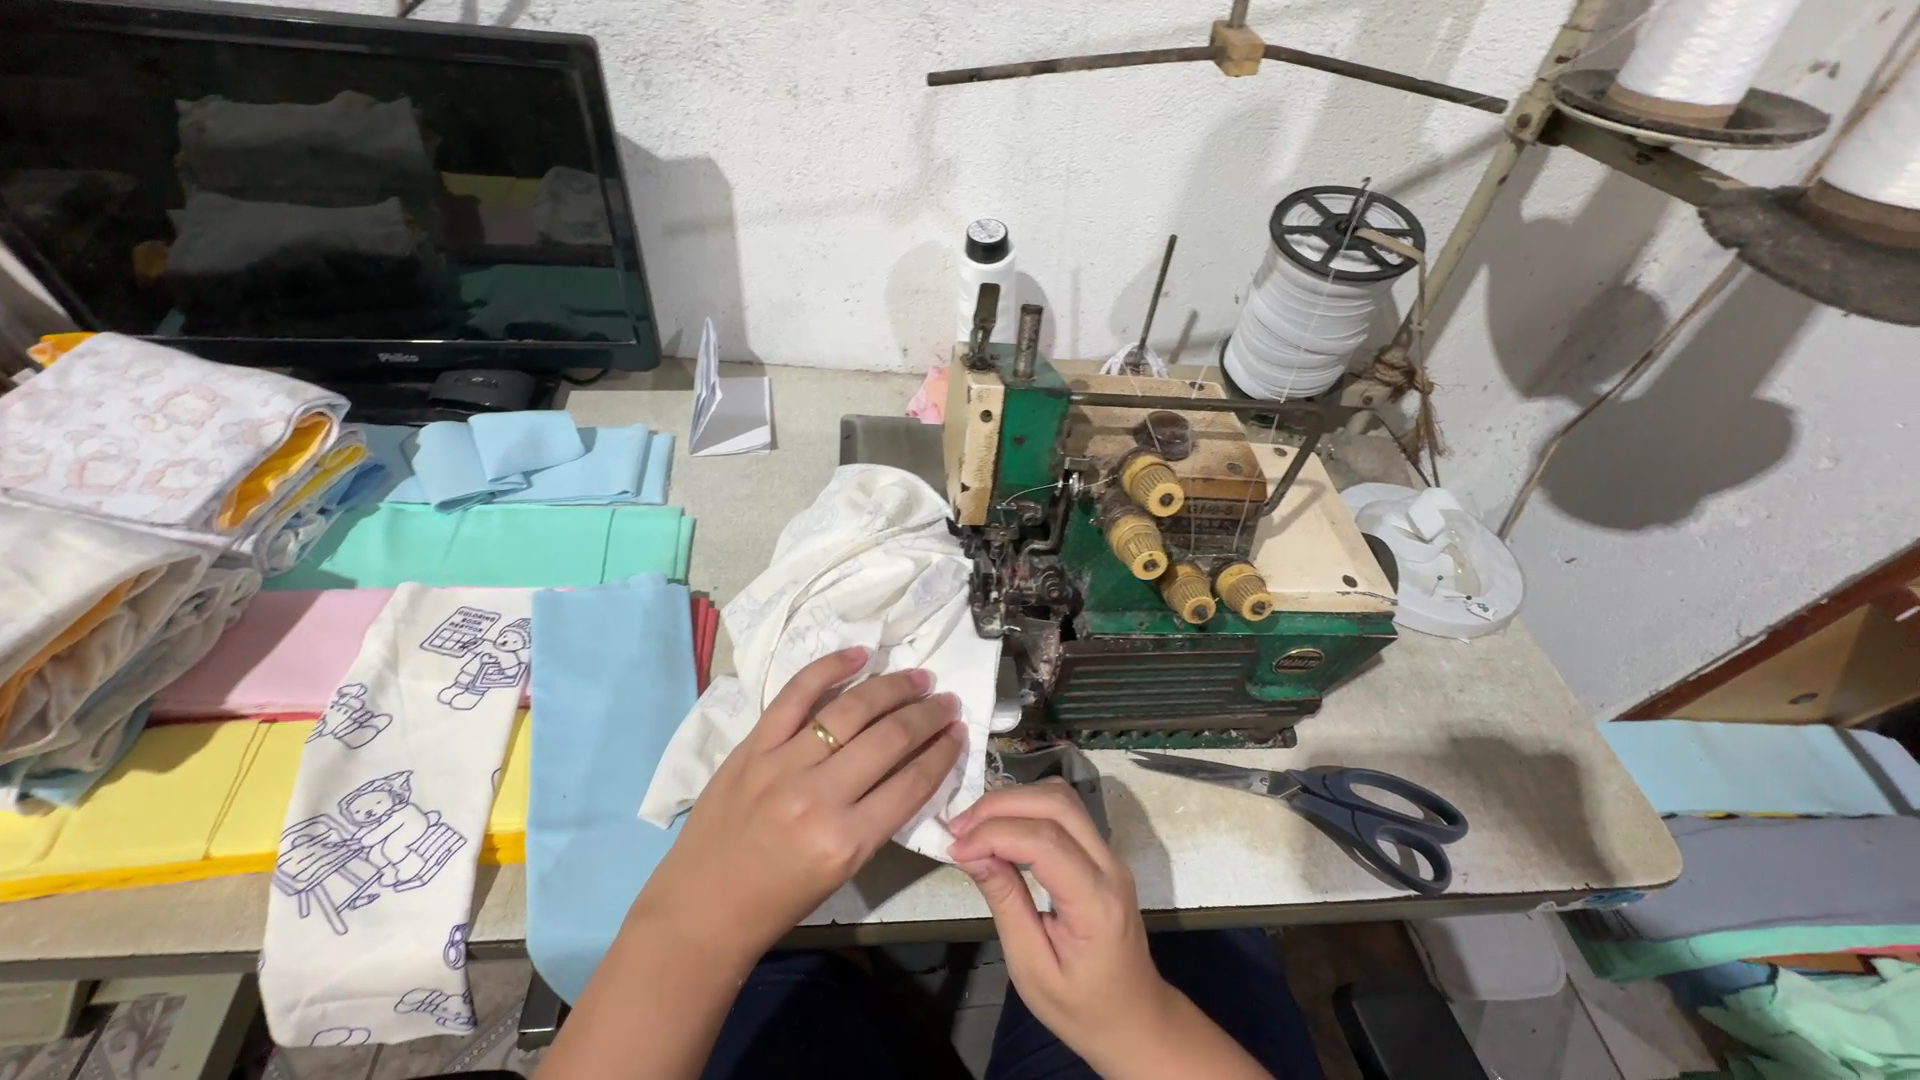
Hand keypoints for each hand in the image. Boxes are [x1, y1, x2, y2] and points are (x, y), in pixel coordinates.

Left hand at [630, 647, 963, 957]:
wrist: (703, 907)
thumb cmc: (779, 900)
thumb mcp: (844, 870)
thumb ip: (878, 818)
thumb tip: (913, 766)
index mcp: (847, 840)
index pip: (913, 781)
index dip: (943, 751)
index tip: (958, 732)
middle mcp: (819, 797)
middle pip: (889, 738)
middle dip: (928, 715)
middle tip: (947, 701)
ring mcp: (782, 764)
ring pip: (850, 710)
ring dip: (892, 688)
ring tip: (918, 678)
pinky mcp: (753, 746)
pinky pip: (795, 695)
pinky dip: (828, 668)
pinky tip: (859, 655)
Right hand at [947, 780, 1171, 1056]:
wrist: (1133, 1018)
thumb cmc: (1081, 1006)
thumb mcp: (1032, 968)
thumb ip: (1005, 902)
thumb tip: (970, 853)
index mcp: (1096, 902)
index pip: (1045, 841)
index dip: (995, 833)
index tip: (955, 847)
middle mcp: (1110, 866)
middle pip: (1056, 804)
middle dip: (1000, 805)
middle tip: (958, 828)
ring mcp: (1110, 855)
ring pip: (1061, 798)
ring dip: (1014, 800)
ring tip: (974, 826)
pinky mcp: (1101, 853)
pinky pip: (1065, 812)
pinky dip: (1027, 807)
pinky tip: (1000, 826)